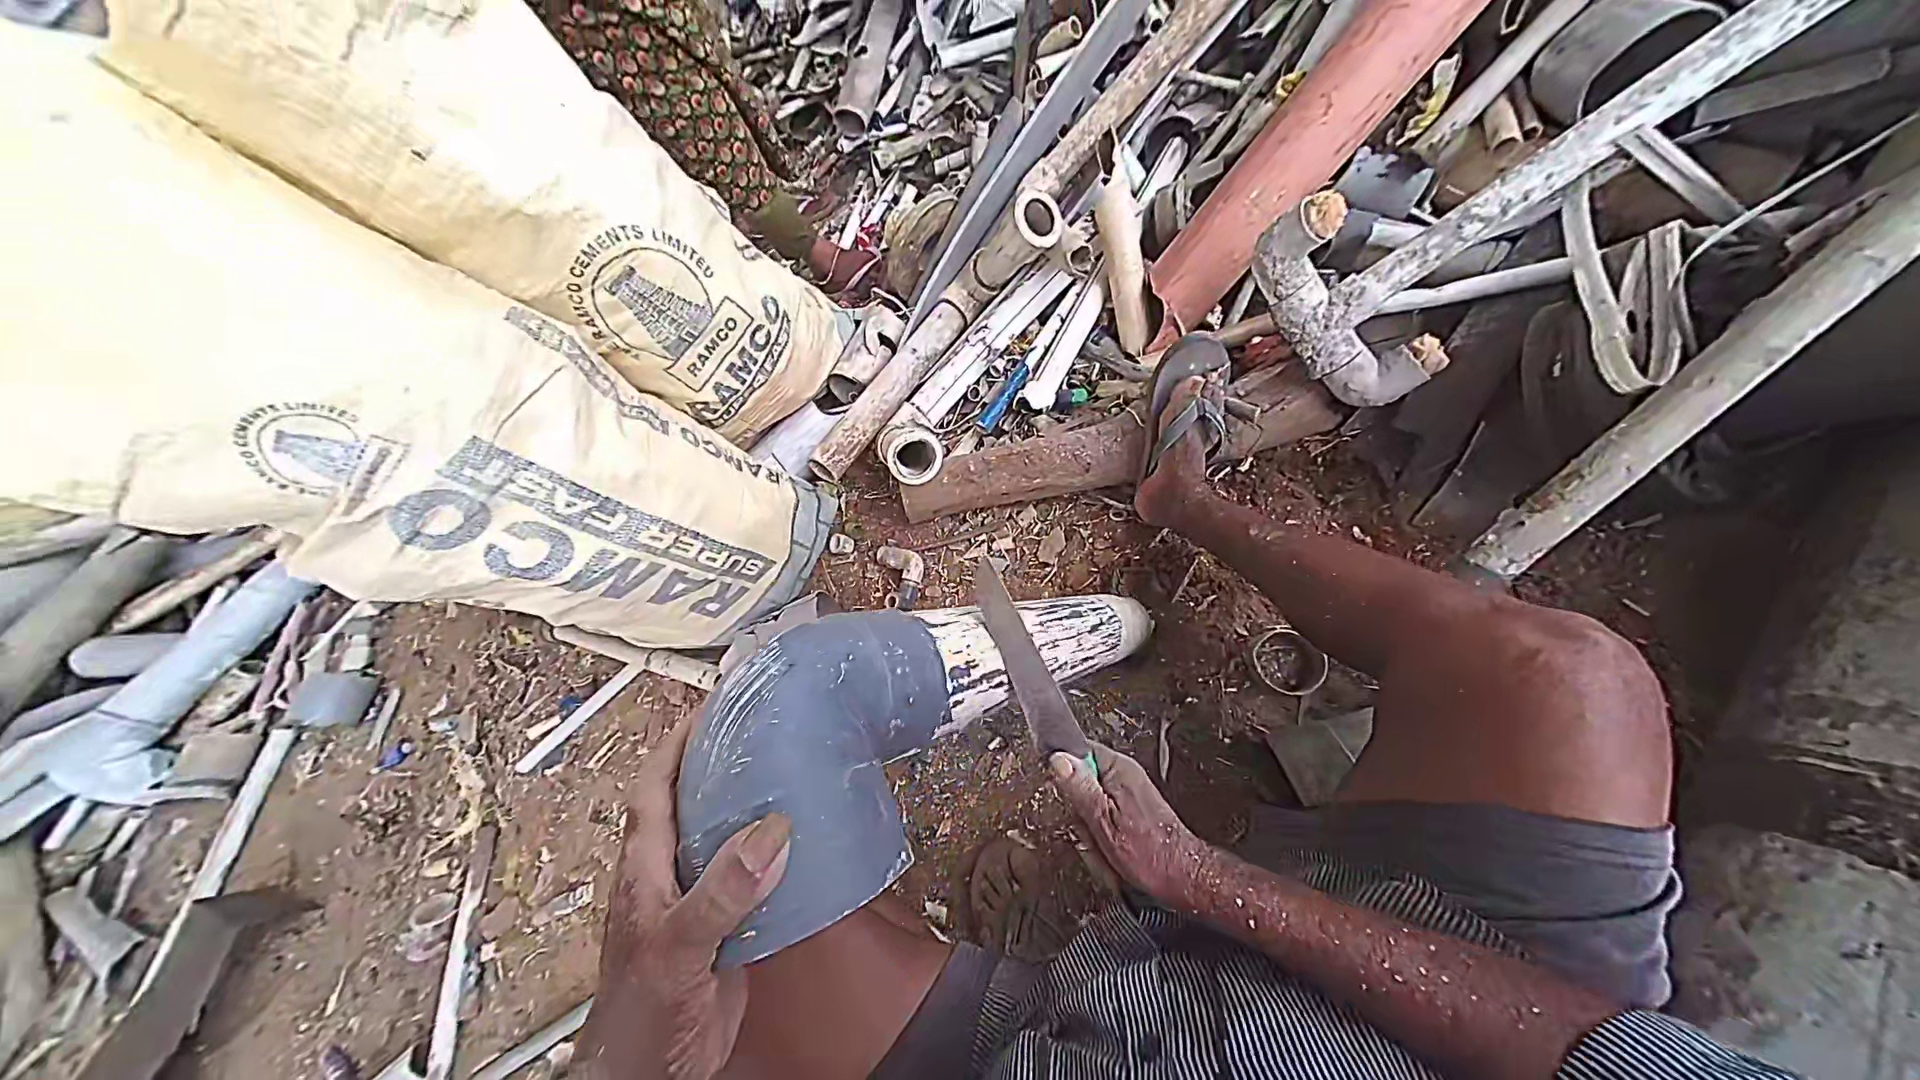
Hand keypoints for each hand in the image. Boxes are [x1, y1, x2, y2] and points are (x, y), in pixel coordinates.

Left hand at [577, 719, 791, 1079]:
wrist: (652, 1074)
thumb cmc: (640, 1019)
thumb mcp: (680, 945)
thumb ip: (721, 891)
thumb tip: (768, 834)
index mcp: (646, 867)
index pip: (654, 786)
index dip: (677, 742)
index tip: (708, 708)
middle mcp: (671, 872)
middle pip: (691, 799)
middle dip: (716, 759)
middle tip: (754, 728)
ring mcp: (698, 896)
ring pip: (722, 831)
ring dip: (748, 801)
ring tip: (783, 770)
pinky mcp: (726, 921)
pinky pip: (750, 870)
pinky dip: (772, 849)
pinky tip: (799, 843)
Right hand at [1048, 742, 1209, 908]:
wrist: (1182, 876)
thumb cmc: (1150, 853)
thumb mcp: (1103, 820)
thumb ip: (1080, 787)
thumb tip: (1058, 759)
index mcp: (1118, 768)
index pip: (1078, 750)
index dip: (1065, 772)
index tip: (1067, 796)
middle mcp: (1125, 773)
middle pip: (1081, 779)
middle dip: (1079, 808)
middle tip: (1090, 828)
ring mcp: (1129, 791)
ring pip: (1090, 801)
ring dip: (1090, 825)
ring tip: (1103, 843)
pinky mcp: (1132, 808)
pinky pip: (1103, 813)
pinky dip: (1101, 832)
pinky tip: (1110, 848)